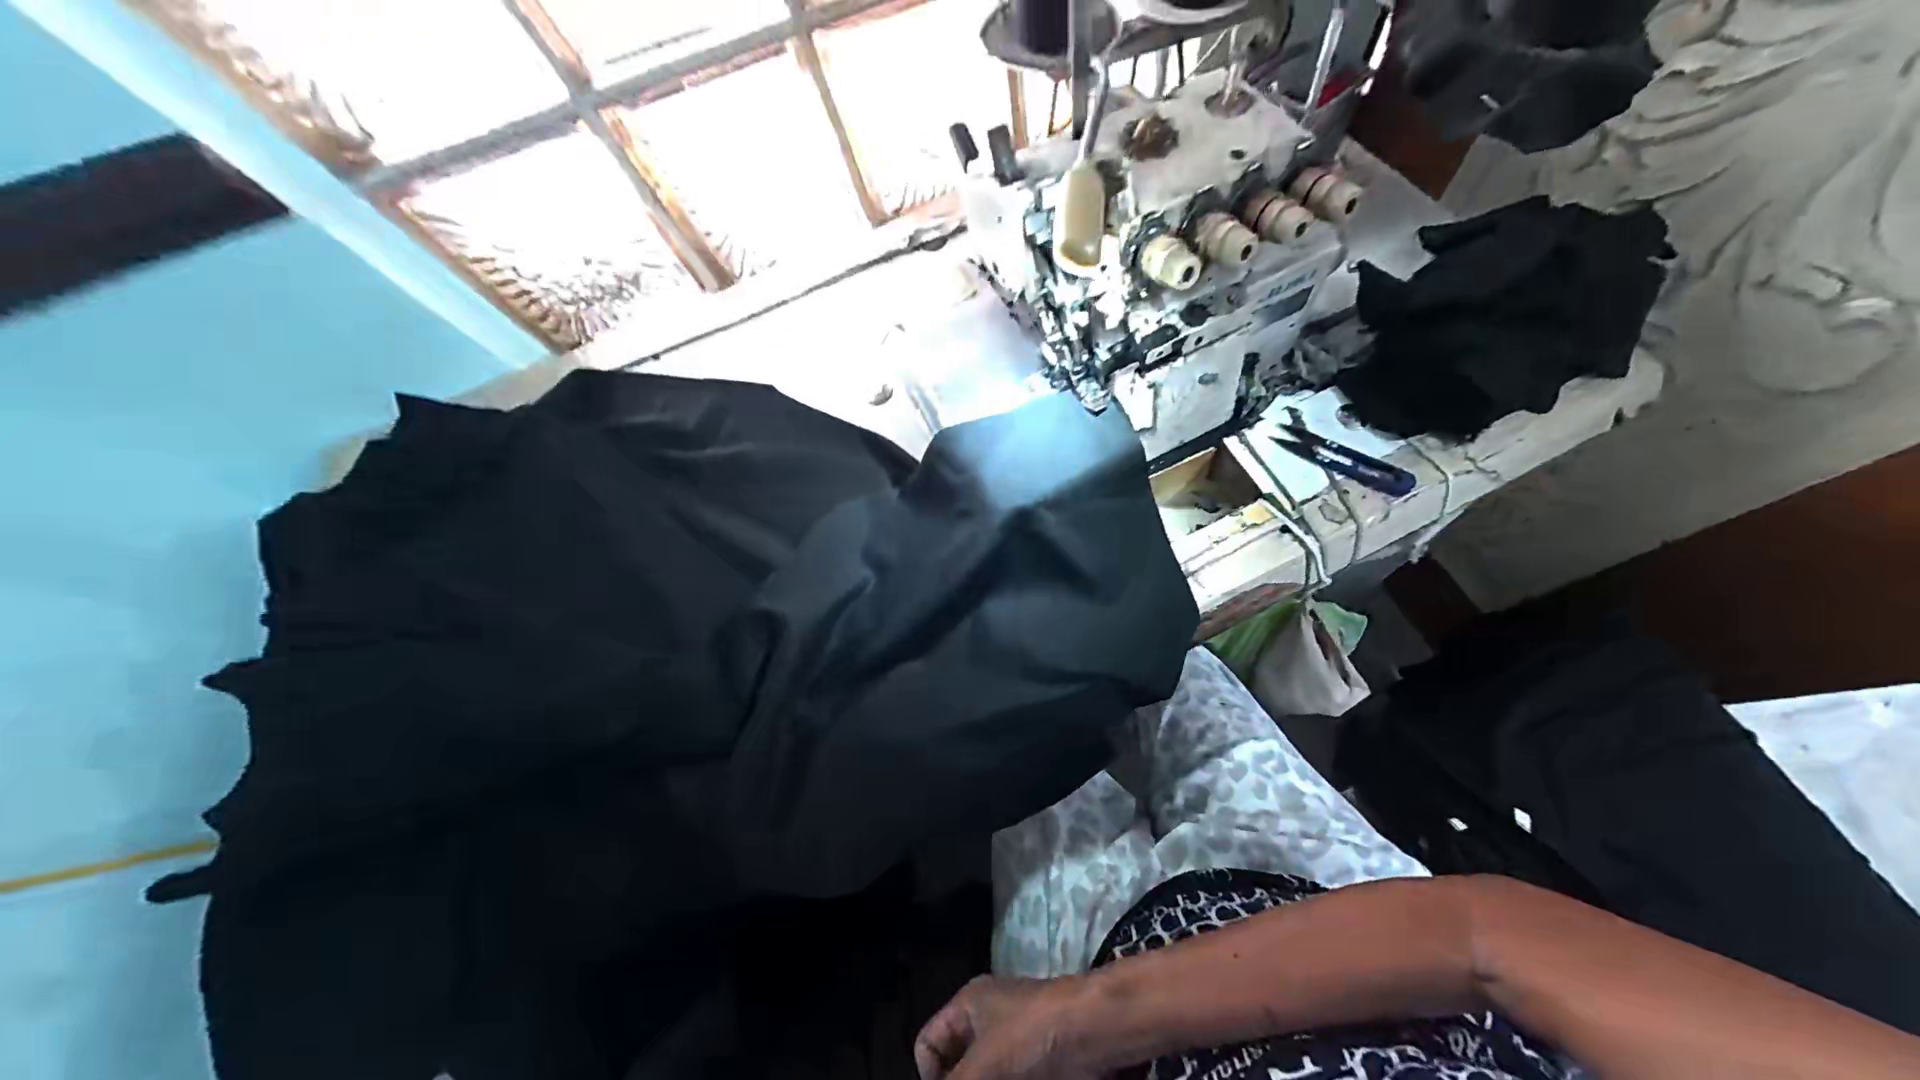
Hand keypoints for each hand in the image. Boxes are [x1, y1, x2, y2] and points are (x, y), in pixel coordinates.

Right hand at [914, 974, 1103, 1079]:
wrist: (1095, 1031)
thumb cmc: (1031, 1035)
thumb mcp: (984, 1065)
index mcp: (967, 1006)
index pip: (927, 1042)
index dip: (928, 1075)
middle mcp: (987, 1021)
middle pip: (957, 1067)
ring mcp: (1014, 1044)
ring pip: (985, 1076)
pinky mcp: (1038, 1065)